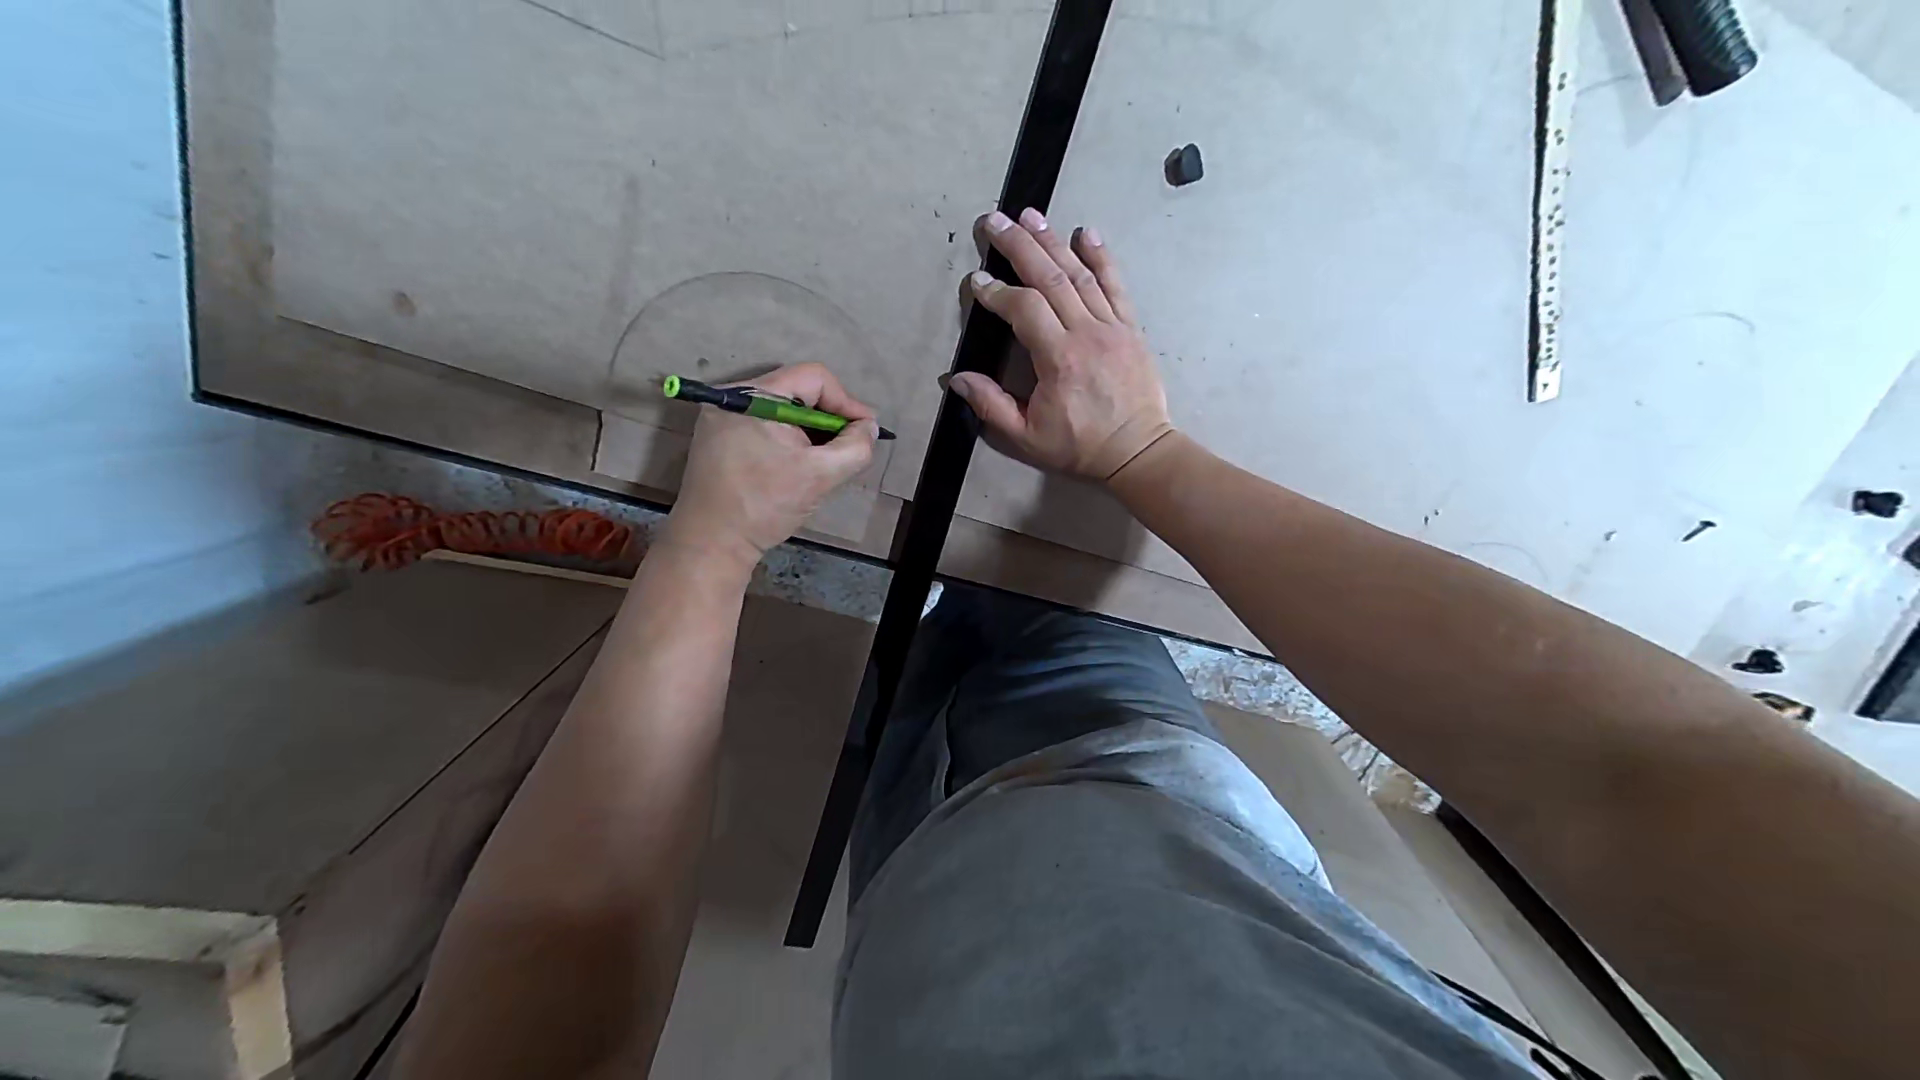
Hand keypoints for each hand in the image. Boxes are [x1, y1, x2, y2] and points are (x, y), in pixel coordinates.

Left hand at [660, 363, 878, 569]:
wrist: (712, 544)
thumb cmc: (763, 505)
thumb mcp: (820, 475)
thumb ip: (855, 447)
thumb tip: (869, 428)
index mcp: (753, 396)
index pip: (814, 378)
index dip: (846, 402)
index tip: (865, 431)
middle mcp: (734, 398)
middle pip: (799, 392)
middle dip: (830, 419)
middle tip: (850, 447)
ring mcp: (725, 419)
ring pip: (785, 411)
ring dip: (813, 433)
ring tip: (829, 460)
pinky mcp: (722, 440)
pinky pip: (768, 427)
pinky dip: (792, 441)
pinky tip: (802, 466)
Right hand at [949, 209, 1173, 481]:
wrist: (1137, 451)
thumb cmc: (1079, 446)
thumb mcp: (1027, 437)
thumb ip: (992, 406)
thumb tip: (958, 379)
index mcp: (1059, 360)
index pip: (1024, 310)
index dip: (998, 293)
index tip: (977, 281)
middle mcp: (1087, 334)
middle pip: (1050, 278)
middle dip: (1020, 246)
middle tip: (995, 221)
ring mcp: (1112, 327)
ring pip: (1080, 275)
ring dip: (1053, 242)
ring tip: (1030, 216)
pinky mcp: (1130, 328)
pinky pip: (1115, 285)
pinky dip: (1101, 257)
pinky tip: (1086, 233)